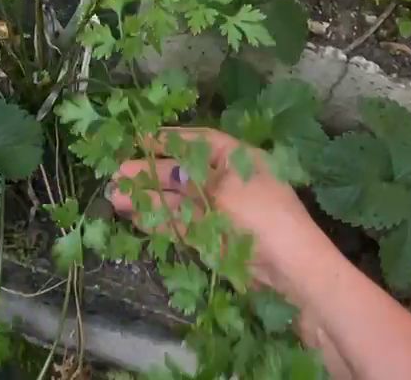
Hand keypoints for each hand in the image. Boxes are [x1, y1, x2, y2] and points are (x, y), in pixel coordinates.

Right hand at [105, 126, 340, 300]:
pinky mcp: (215, 240)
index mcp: (237, 158)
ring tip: (116, 198)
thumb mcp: (221, 189)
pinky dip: (160, 222)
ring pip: (178, 201)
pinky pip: (183, 226)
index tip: (138, 139)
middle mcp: (228, 181)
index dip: (167, 140)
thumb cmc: (261, 215)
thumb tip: (152, 172)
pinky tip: (137, 218)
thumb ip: (183, 181)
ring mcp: (221, 212)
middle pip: (183, 173)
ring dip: (148, 199)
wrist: (294, 272)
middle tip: (116, 174)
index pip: (197, 142)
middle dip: (150, 174)